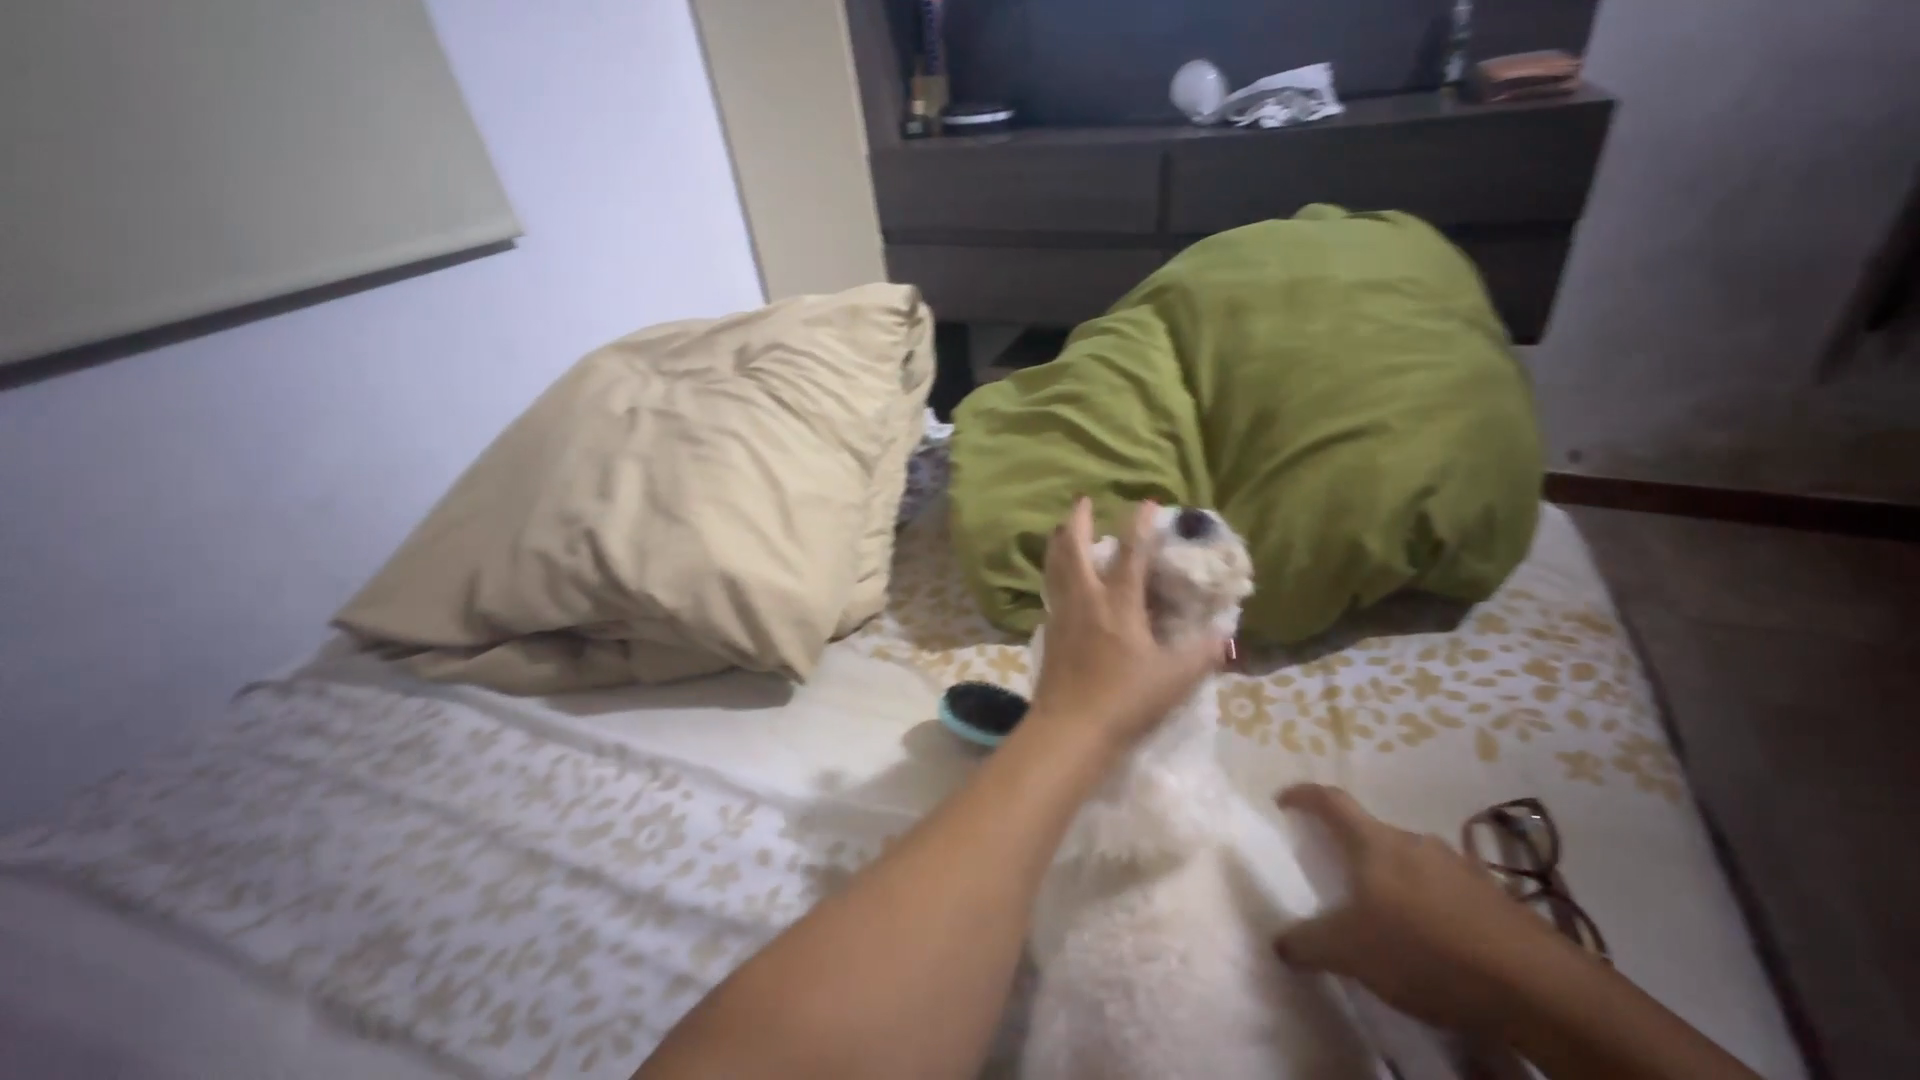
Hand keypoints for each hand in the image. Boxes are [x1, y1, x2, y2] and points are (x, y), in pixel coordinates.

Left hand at [1025, 498, 1225, 750]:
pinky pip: (1051, 593)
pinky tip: (1058, 584)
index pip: (1131, 554)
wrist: (1070, 729)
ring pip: (1055, 569)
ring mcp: (1062, 617)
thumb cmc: (1125, 700)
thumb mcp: (1175, 679)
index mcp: (1118, 604)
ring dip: (1059, 544)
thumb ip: (1202, 654)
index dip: (1140, 526)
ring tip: (1060, 530)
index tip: (1147, 503)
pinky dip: (1054, 577)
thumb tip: (1225, 636)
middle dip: (1077, 522)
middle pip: (1074, 550)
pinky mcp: (1049, 636)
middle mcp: (1086, 601)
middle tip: (1081, 501)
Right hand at [1273, 784, 1586, 1037]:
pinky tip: (1432, 948)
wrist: (1536, 986)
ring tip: (1385, 924)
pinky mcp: (1494, 899)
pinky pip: (1444, 893)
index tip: (1284, 800)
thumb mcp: (1349, 953)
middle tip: (1336, 884)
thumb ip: (1308, 944)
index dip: (1304, 796)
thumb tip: (1281, 942)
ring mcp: (1461, 868)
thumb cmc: (1425, 951)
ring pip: (1410, 865)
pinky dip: (1427, 910)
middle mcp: (1417, 843)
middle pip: (1372, 836)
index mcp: (1375, 844)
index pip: (1331, 802)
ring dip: (1391, 884)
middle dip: (1350, 854)